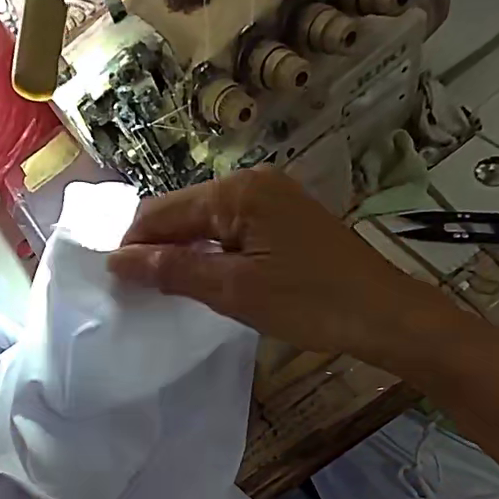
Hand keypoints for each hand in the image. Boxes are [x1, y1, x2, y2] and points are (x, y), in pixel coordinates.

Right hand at [106, 168, 470, 370]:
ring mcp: (271, 197)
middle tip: (133, 288)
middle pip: (181, 211)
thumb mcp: (234, 289)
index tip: (111, 279)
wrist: (386, 315)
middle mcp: (251, 182)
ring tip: (161, 287)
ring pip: (203, 220)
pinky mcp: (283, 217)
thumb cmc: (310, 303)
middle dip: (154, 246)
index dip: (131, 244)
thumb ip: (173, 269)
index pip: (162, 212)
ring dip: (180, 250)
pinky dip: (208, 250)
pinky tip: (200, 275)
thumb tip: (118, 260)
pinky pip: (228, 228)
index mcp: (237, 192)